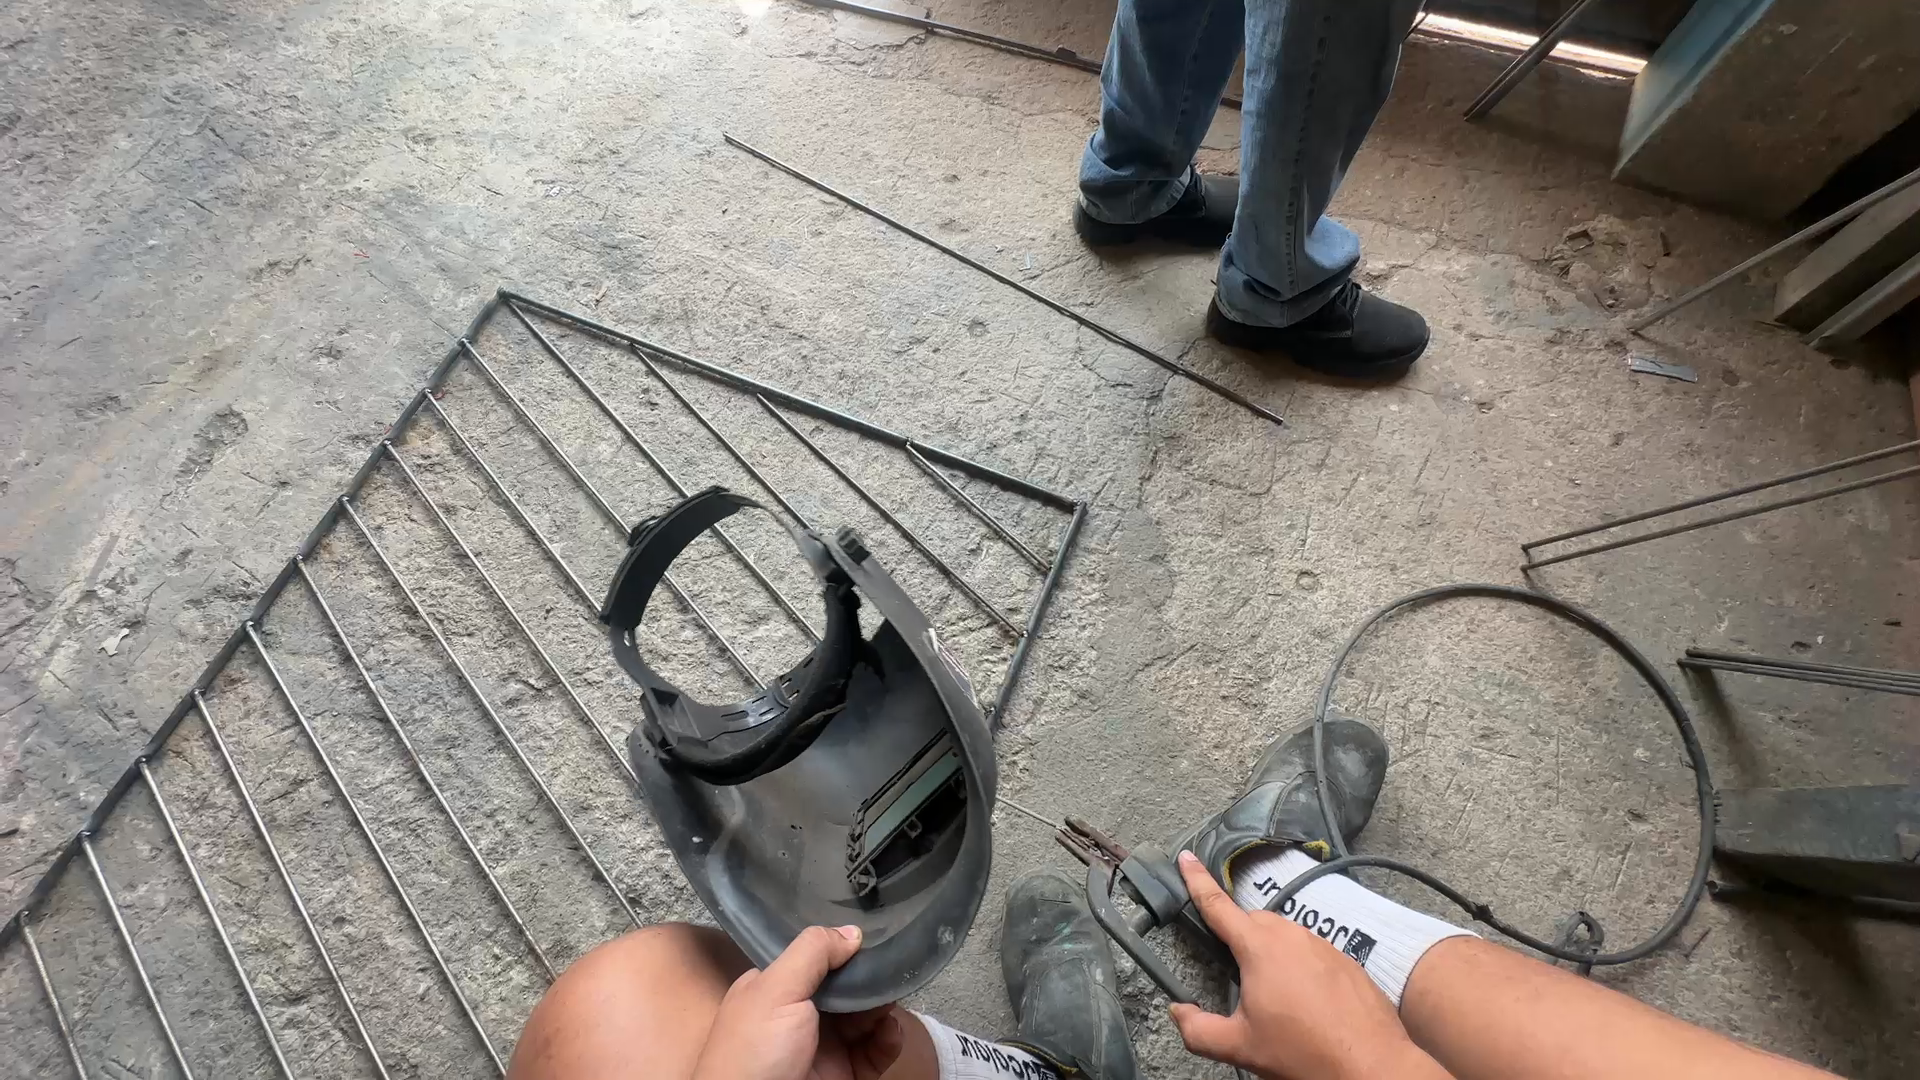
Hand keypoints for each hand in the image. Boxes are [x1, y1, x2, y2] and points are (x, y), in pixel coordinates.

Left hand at [690, 925, 904, 1079]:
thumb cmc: (756, 1051)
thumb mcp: (776, 989)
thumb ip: (813, 951)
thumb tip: (854, 931)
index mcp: (777, 989)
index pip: (815, 957)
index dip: (842, 946)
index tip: (871, 934)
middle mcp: (801, 1015)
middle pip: (846, 984)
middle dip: (869, 976)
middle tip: (890, 968)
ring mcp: (823, 1047)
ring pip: (865, 1016)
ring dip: (883, 1005)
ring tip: (891, 1000)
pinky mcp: (843, 1075)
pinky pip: (875, 1051)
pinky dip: (889, 1039)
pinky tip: (892, 1032)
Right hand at [1169, 851, 1450, 1079]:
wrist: (1377, 1070)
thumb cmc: (1306, 1053)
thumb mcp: (1243, 1047)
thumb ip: (1200, 1029)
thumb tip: (1178, 1012)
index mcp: (1257, 946)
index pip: (1217, 904)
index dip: (1196, 879)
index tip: (1185, 856)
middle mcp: (1289, 934)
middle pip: (1252, 923)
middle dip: (1241, 940)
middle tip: (1244, 981)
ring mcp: (1321, 943)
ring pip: (1283, 936)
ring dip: (1273, 955)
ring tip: (1281, 998)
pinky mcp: (1346, 959)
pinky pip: (1313, 952)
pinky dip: (1303, 968)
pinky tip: (1311, 1003)